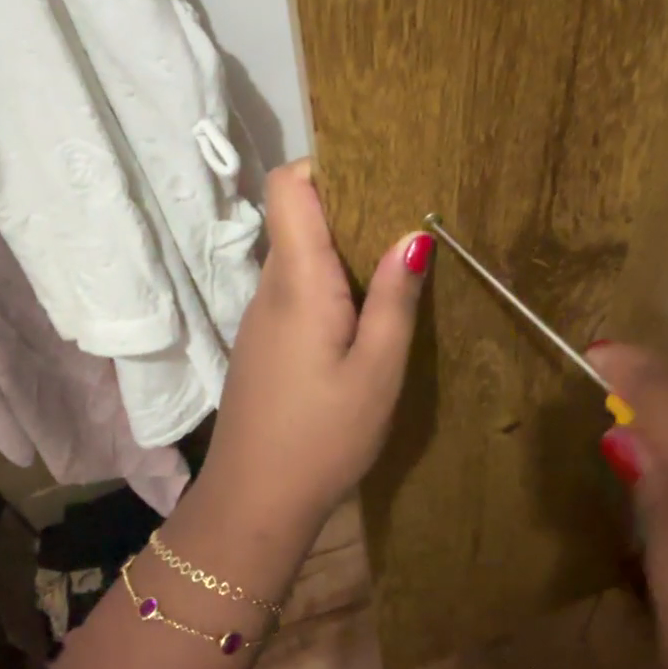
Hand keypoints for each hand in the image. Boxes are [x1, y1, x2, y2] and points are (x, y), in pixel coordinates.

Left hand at [202, 159, 431, 519]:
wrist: (254, 503)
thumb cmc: (323, 436)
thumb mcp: (377, 370)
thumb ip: (394, 298)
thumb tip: (413, 233)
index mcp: (299, 282)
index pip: (288, 188)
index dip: (325, 165)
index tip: (376, 173)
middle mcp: (272, 288)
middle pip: (297, 218)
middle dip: (349, 207)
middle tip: (408, 220)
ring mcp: (262, 317)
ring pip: (299, 256)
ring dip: (342, 249)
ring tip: (396, 264)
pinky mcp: (264, 344)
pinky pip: (296, 290)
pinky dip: (330, 283)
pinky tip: (365, 315)